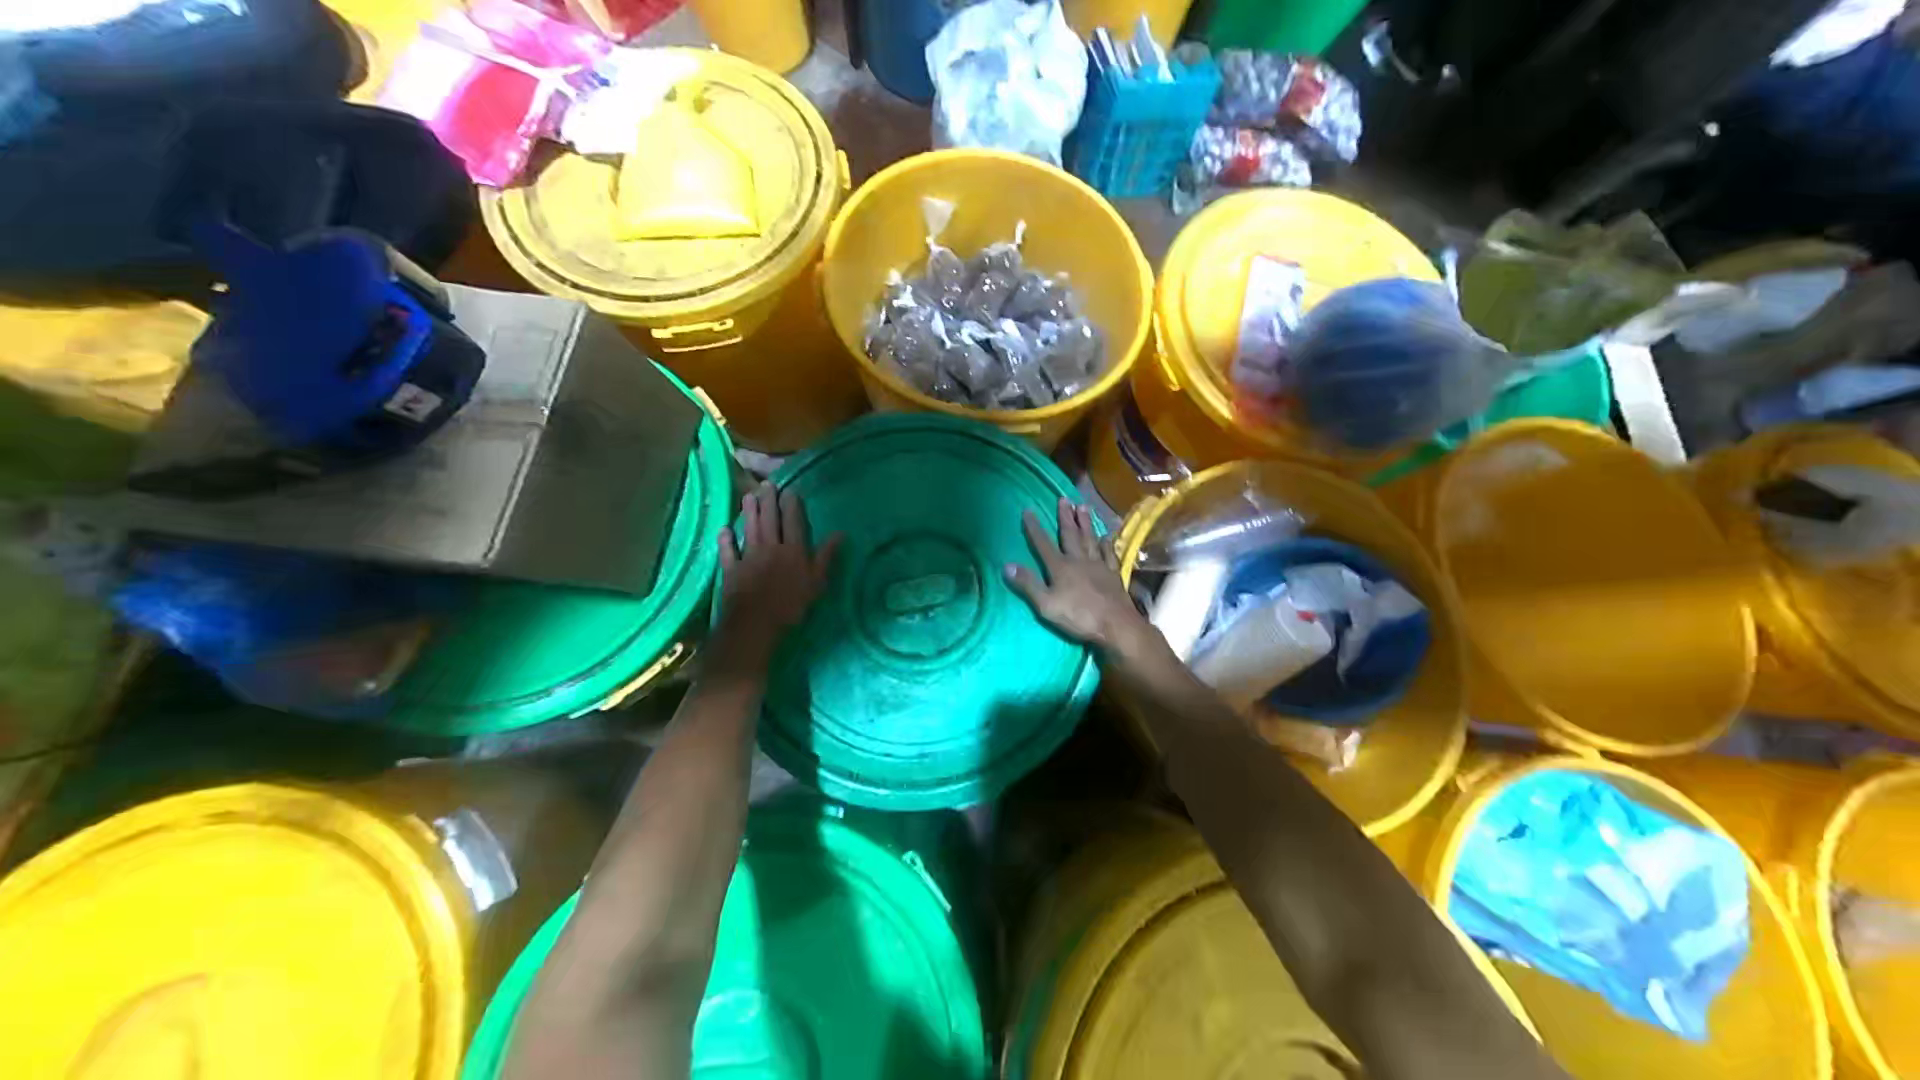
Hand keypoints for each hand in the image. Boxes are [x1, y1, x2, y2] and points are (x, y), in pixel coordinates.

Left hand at [711, 481, 840, 676]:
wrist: (756, 623)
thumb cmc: (791, 605)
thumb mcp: (817, 582)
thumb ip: (826, 556)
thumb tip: (840, 534)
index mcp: (793, 550)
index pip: (793, 521)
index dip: (791, 505)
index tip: (790, 491)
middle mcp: (770, 547)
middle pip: (769, 519)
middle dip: (768, 501)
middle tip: (767, 484)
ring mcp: (748, 557)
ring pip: (749, 529)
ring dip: (748, 511)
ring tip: (749, 496)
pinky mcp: (731, 569)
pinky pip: (727, 551)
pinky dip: (726, 540)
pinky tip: (724, 530)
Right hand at [1005, 497, 1156, 659]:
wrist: (1116, 625)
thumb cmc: (1078, 616)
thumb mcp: (1045, 604)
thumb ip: (1027, 584)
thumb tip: (1006, 565)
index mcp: (1060, 567)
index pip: (1043, 544)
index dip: (1034, 528)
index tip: (1028, 510)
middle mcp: (1079, 561)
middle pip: (1070, 535)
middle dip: (1065, 517)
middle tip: (1064, 499)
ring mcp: (1098, 566)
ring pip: (1090, 539)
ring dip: (1086, 523)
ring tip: (1084, 507)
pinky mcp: (1113, 575)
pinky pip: (1109, 554)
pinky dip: (1106, 544)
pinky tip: (1106, 537)